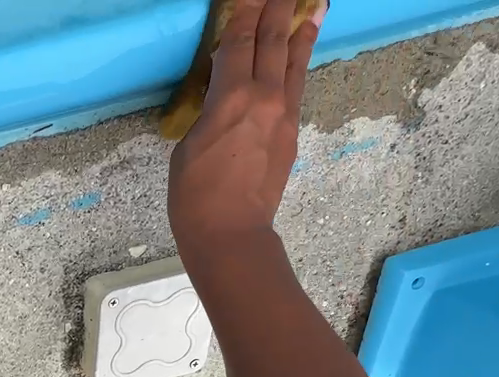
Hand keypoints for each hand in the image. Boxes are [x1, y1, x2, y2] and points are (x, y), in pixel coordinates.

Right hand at [168, 0, 323, 251]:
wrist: (230, 232)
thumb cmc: (193, 198)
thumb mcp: (186, 150)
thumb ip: (207, 115)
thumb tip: (220, 98)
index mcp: (230, 100)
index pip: (237, 43)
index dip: (242, 12)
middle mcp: (263, 97)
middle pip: (271, 40)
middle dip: (275, 8)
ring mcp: (283, 113)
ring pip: (293, 58)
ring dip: (301, 26)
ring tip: (313, 3)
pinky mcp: (290, 131)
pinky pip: (297, 84)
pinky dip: (300, 58)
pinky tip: (303, 47)